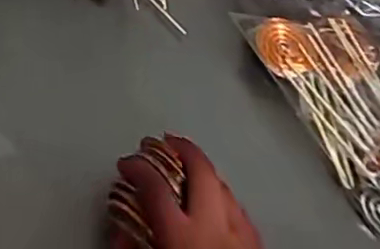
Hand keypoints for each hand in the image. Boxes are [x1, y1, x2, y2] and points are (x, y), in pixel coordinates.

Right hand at [115, 134, 263, 248]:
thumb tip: (120, 228)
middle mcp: (215, 228)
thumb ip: (134, 245)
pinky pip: (240, 209)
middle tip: (159, 142)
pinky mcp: (259, 244)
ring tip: (186, 165)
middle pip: (198, 167)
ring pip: (223, 184)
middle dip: (177, 147)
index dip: (136, 168)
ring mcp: (242, 235)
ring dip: (202, 171)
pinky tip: (217, 197)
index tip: (127, 162)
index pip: (153, 187)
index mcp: (184, 236)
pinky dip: (224, 197)